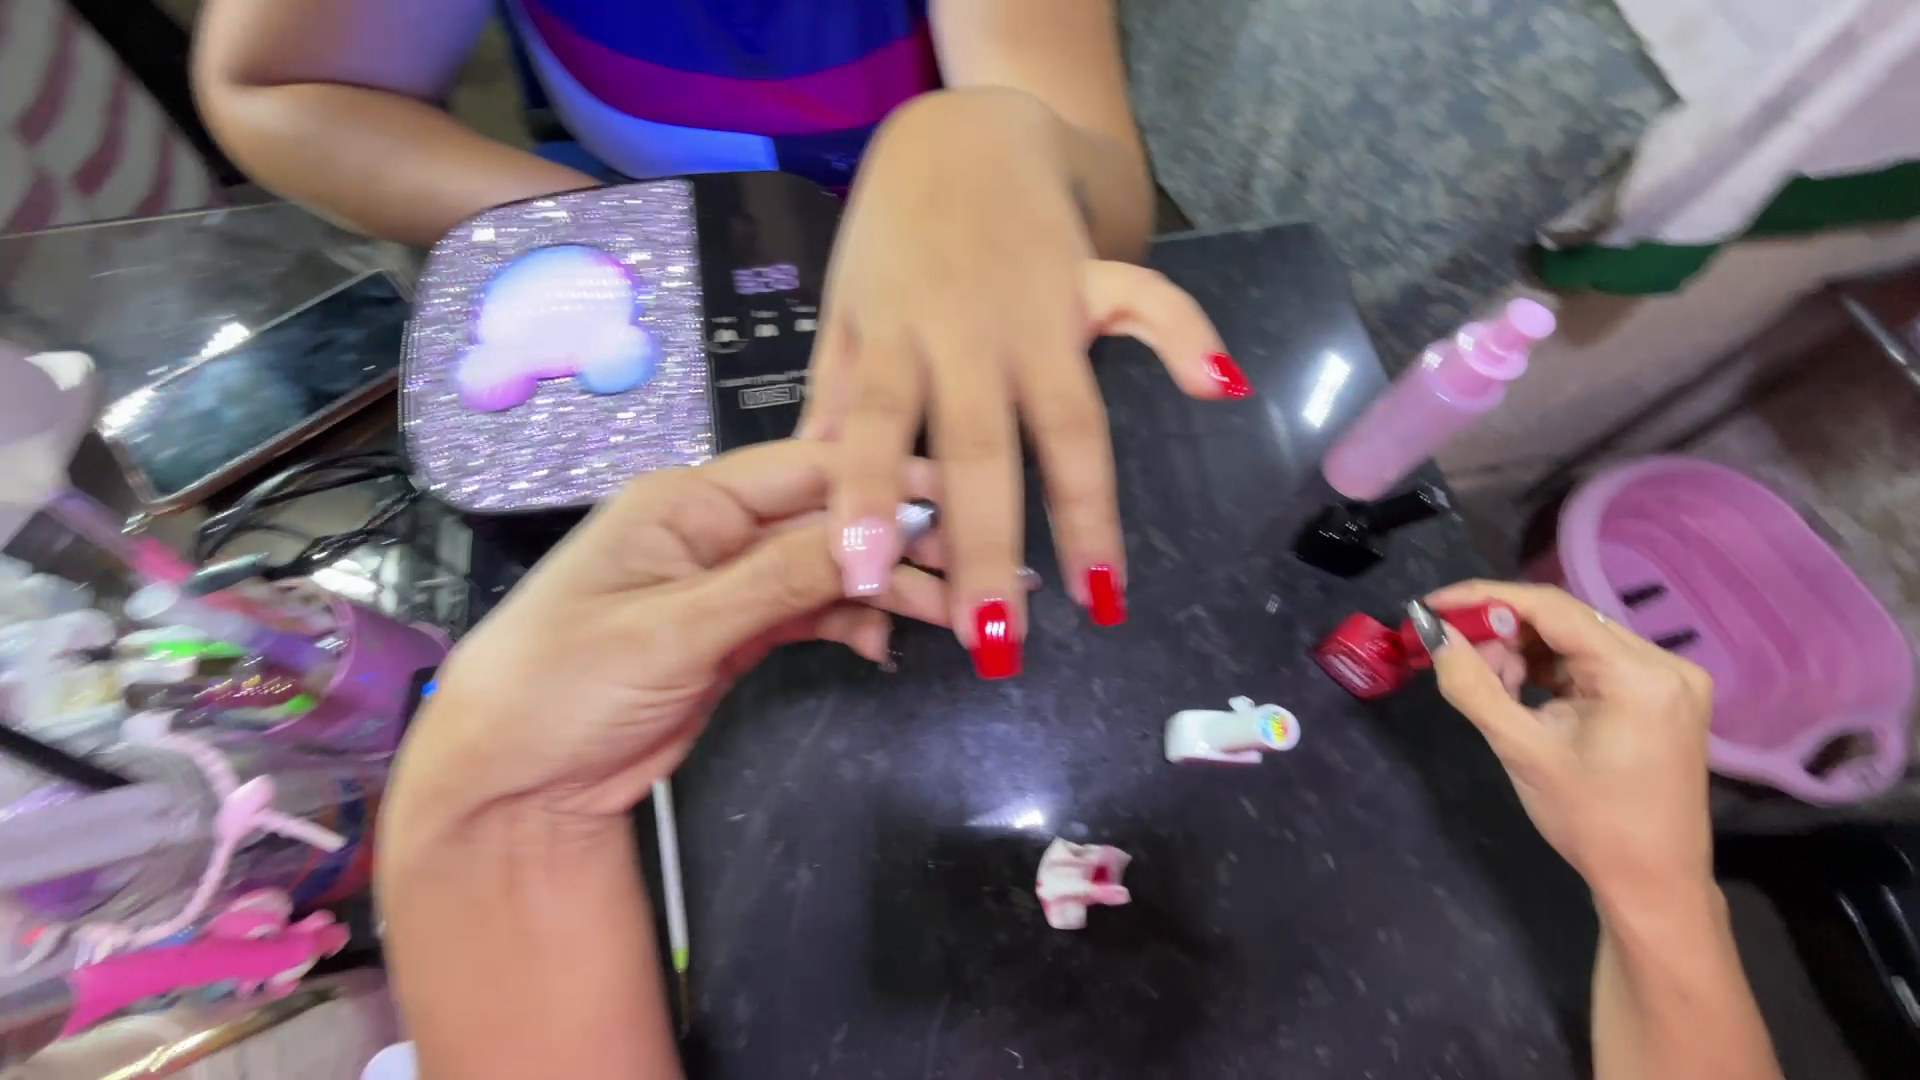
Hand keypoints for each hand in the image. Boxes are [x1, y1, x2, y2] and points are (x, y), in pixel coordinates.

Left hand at [391, 441, 949, 821]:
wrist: (511, 786)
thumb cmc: (563, 688)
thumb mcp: (672, 630)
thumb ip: (778, 580)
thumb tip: (882, 535)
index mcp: (689, 500)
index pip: (806, 470)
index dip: (883, 484)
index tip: (956, 510)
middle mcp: (718, 528)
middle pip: (830, 519)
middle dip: (900, 542)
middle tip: (975, 572)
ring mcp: (733, 581)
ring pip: (832, 568)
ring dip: (888, 588)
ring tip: (952, 616)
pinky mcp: (743, 631)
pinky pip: (815, 611)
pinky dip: (854, 623)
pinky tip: (885, 643)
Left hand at [797, 87, 1241, 677]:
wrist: (958, 131)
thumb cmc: (890, 235)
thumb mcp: (843, 309)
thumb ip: (834, 392)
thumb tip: (809, 480)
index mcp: (894, 336)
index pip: (872, 427)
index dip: (863, 501)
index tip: (864, 580)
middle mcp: (967, 329)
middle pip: (980, 449)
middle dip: (987, 547)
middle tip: (995, 640)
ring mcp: (1039, 304)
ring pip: (1069, 415)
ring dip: (1089, 507)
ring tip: (1103, 595)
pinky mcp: (1093, 277)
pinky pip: (1150, 303)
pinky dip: (1186, 341)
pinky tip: (1222, 390)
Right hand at [1410, 581, 1716, 908]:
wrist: (1652, 881)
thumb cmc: (1589, 818)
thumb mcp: (1519, 747)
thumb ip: (1471, 684)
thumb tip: (1430, 632)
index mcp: (1639, 675)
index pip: (1551, 607)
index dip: (1483, 597)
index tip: (1430, 606)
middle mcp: (1662, 664)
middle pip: (1560, 619)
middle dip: (1498, 631)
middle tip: (1455, 658)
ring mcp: (1664, 679)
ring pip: (1568, 638)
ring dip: (1517, 651)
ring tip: (1489, 687)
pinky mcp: (1654, 695)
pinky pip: (1583, 660)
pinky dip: (1541, 668)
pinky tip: (1517, 693)